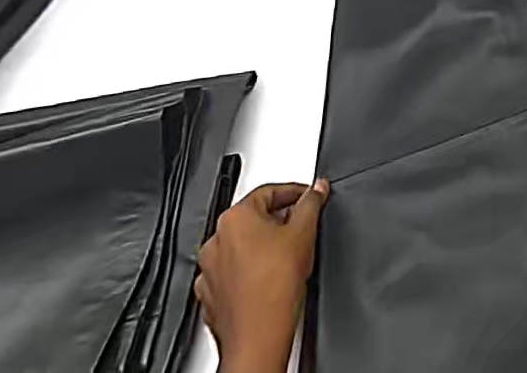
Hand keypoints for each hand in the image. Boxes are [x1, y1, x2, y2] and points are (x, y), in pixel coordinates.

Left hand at [196, 180, 329, 371]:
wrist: (259, 336)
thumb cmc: (274, 286)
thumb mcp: (305, 230)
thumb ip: (312, 202)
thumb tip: (317, 189)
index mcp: (235, 218)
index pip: (270, 191)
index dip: (296, 193)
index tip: (310, 198)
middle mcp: (215, 241)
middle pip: (255, 218)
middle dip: (281, 220)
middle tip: (303, 226)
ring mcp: (209, 271)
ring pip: (243, 246)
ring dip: (265, 246)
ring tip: (289, 256)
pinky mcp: (211, 296)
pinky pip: (234, 273)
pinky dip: (252, 271)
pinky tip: (272, 278)